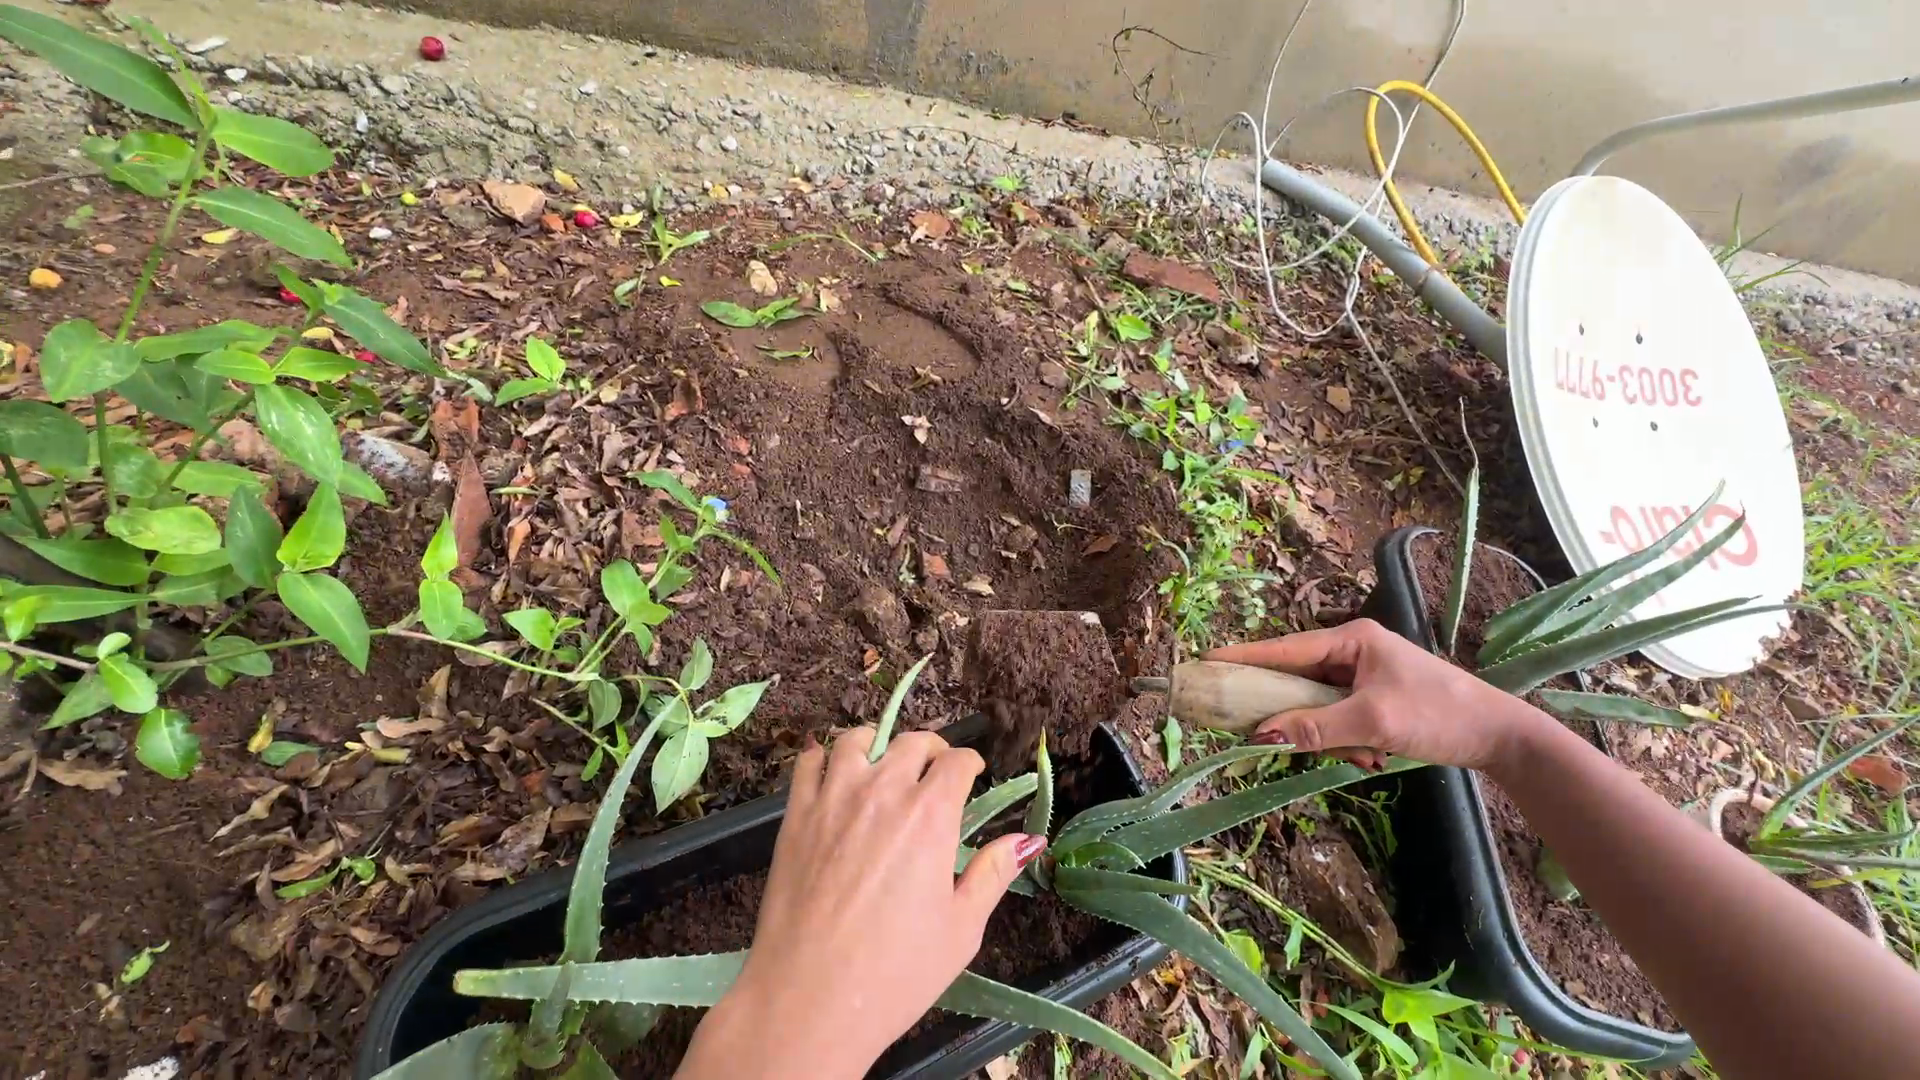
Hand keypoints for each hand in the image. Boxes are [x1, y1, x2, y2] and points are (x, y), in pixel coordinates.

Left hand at [677, 729, 1045, 1079]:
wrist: (809, 1001)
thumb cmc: (895, 973)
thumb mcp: (961, 928)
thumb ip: (993, 873)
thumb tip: (1029, 839)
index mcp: (930, 815)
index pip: (958, 761)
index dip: (970, 764)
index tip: (971, 776)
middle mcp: (883, 792)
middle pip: (913, 742)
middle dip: (932, 749)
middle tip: (934, 771)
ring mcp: (834, 798)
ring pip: (858, 739)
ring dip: (878, 743)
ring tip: (883, 763)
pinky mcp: (796, 815)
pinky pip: (808, 762)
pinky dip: (823, 756)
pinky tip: (832, 772)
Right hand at [1205, 619, 1546, 773]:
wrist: (1502, 737)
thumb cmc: (1439, 715)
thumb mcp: (1373, 722)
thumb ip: (1315, 727)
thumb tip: (1262, 735)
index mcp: (1350, 640)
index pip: (1283, 648)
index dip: (1242, 657)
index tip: (1204, 662)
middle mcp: (1350, 651)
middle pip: (1295, 681)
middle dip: (1297, 716)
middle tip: (1278, 739)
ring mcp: (1360, 675)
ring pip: (1315, 706)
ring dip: (1328, 736)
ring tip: (1363, 757)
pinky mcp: (1370, 697)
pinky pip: (1335, 718)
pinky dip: (1345, 741)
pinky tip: (1371, 758)